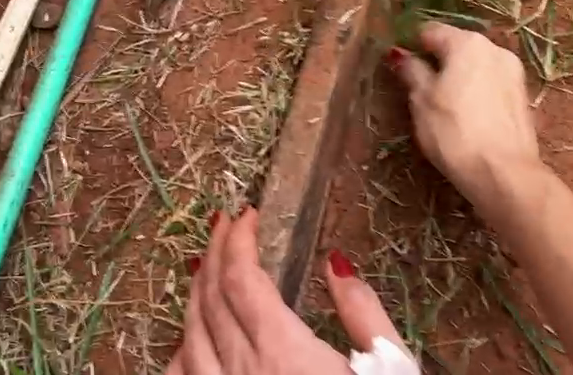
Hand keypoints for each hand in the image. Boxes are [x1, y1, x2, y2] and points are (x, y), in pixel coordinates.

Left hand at [169, 208, 403, 374]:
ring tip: (206, 265)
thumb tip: (337, 262)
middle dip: (215, 252)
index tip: (247, 212)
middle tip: (224, 224)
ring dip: (194, 294)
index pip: (242, 278)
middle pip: (210, 300)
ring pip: (188, 338)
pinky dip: (182, 349)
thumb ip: (363, 311)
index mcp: (282, 352)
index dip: (239, 238)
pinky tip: (189, 339)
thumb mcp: (390, 370)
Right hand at [388, 21, 542, 213]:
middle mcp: (494, 49)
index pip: (430, 31)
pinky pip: (491, 85)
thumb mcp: (422, 100)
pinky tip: (468, 118)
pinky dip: (477, 93)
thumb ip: (411, 71)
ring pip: (475, 67)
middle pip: (456, 46)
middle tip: (420, 92)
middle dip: (437, 63)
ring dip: (458, 78)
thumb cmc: (455, 132)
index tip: (401, 70)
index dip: (412, 47)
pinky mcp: (523, 98)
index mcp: (467, 42)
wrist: (505, 175)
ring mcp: (513, 73)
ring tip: (444, 108)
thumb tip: (401, 54)